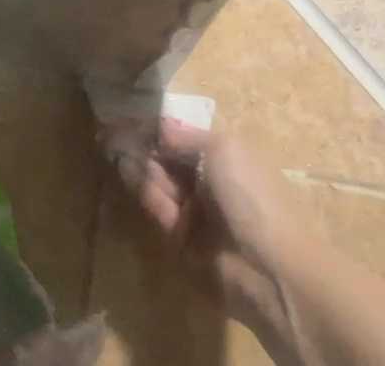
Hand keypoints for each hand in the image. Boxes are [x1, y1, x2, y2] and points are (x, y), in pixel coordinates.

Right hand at [110, 120, 310, 335]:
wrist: (266, 265)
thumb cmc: (251, 194)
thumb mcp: (223, 148)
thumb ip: (186, 137)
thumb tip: (159, 126)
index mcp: (226, 157)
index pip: (186, 140)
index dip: (161, 132)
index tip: (131, 119)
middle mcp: (210, 182)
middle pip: (169, 161)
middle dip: (147, 150)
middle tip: (117, 137)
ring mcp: (196, 212)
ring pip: (160, 184)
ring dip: (146, 172)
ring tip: (128, 161)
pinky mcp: (181, 241)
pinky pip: (160, 213)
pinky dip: (151, 199)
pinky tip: (142, 186)